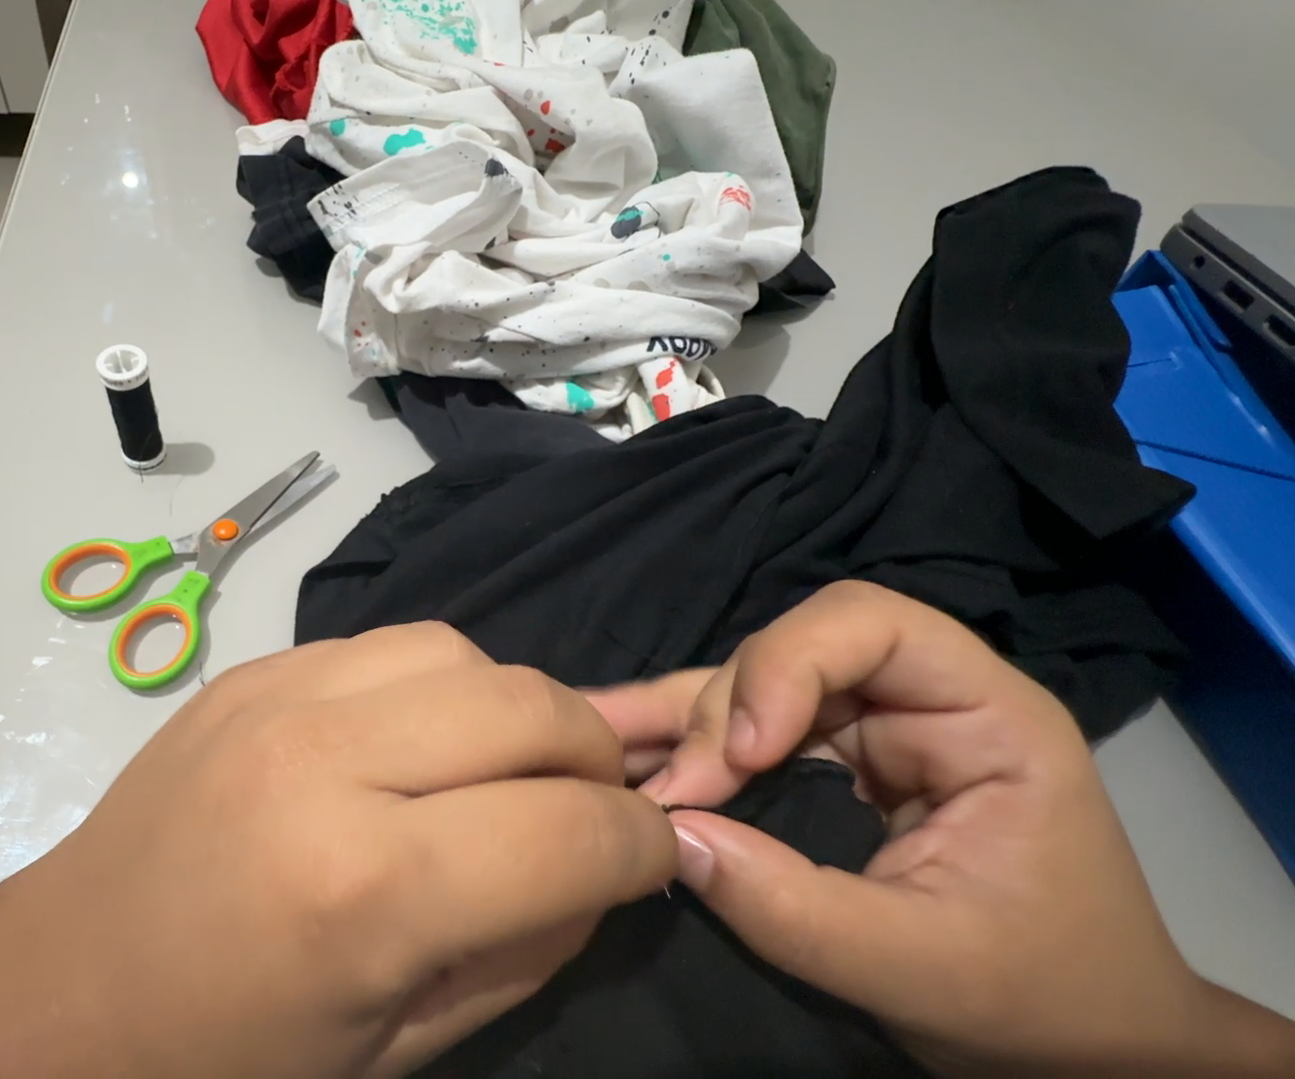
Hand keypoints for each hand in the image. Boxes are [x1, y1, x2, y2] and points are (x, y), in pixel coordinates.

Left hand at [22, 622, 676, 1076]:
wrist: (67, 986)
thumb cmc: (228, 1053)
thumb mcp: (400, 1046)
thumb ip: (524, 946)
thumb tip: (599, 863)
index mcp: (367, 887)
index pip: (572, 829)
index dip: (640, 844)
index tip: (649, 854)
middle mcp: (325, 762)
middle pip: (528, 705)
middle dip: (593, 753)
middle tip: (588, 801)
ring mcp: (277, 697)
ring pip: (458, 651)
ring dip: (509, 706)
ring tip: (499, 763)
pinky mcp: (248, 671)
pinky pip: (381, 645)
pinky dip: (430, 685)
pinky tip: (411, 739)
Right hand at [591, 582, 1294, 1076]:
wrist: (1066, 1046)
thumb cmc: (1036, 999)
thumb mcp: (925, 969)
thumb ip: (797, 908)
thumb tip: (671, 836)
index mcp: (977, 716)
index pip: (868, 624)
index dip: (789, 662)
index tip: (746, 753)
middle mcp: (901, 703)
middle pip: (779, 657)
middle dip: (715, 720)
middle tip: (673, 798)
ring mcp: (847, 733)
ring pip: (736, 691)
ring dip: (667, 722)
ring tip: (594, 742)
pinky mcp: (807, 768)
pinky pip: (722, 735)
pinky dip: (665, 743)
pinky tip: (609, 747)